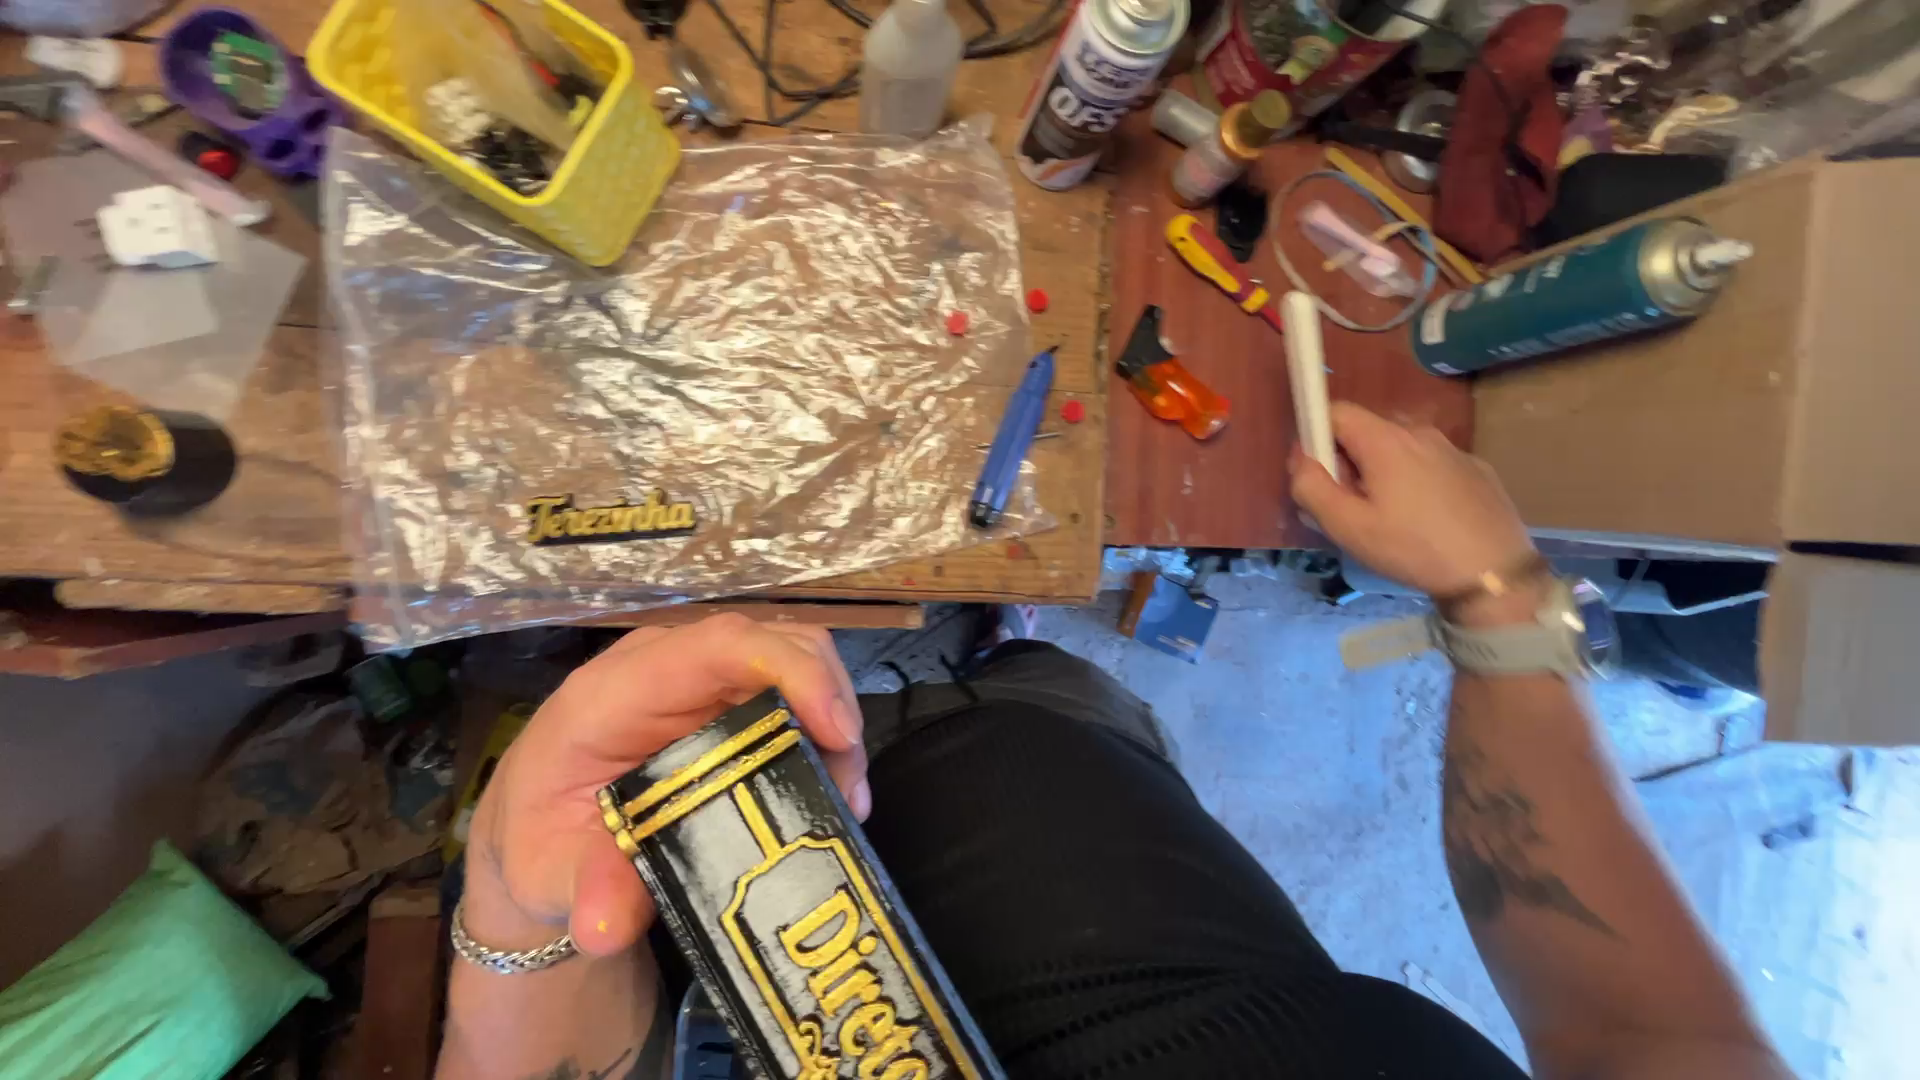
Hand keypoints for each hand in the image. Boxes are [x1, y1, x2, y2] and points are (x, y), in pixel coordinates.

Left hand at [460, 614, 868, 958]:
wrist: (544, 819)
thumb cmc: (541, 829)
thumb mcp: (549, 871)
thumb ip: (586, 890)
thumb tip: (609, 927)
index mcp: (622, 688)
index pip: (721, 643)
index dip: (790, 670)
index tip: (837, 730)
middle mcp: (674, 664)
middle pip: (778, 641)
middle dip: (830, 699)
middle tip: (848, 782)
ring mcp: (708, 677)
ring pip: (798, 660)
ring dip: (834, 722)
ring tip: (846, 799)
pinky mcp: (733, 697)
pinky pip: (795, 692)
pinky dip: (825, 736)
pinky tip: (833, 790)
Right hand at [1290, 402, 1534, 598]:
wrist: (1493, 574)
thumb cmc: (1411, 548)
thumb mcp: (1346, 525)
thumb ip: (1311, 487)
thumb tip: (1301, 460)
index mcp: (1386, 441)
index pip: (1336, 411)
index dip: (1315, 436)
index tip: (1317, 474)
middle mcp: (1420, 433)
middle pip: (1366, 432)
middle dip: (1346, 461)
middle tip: (1348, 507)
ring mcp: (1453, 450)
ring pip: (1397, 450)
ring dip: (1379, 474)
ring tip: (1386, 519)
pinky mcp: (1475, 470)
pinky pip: (1428, 465)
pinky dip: (1413, 483)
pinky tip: (1422, 521)